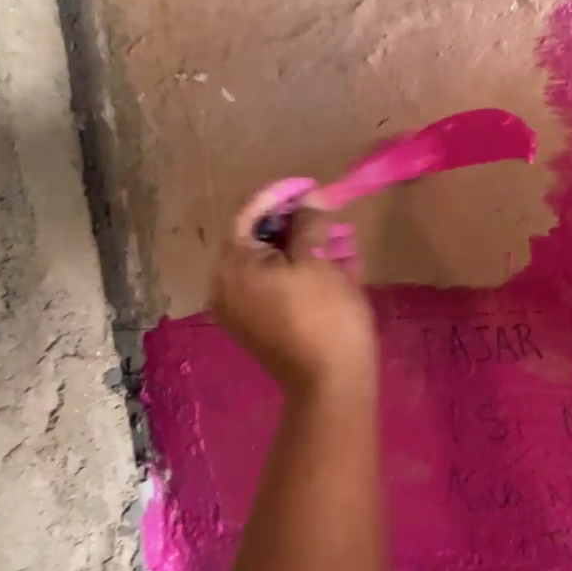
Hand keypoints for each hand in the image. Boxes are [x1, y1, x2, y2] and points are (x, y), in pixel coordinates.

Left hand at [210, 179, 376, 400]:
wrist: (332, 385)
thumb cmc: (326, 318)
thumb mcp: (319, 262)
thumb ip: (309, 224)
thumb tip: (310, 200)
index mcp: (234, 266)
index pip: (249, 213)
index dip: (281, 193)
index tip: (313, 185)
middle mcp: (227, 287)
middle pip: (259, 239)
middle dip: (299, 223)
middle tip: (332, 214)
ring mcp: (242, 311)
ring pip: (272, 265)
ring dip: (306, 248)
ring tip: (344, 241)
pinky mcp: (261, 329)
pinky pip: (276, 289)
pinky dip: (301, 273)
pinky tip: (336, 268)